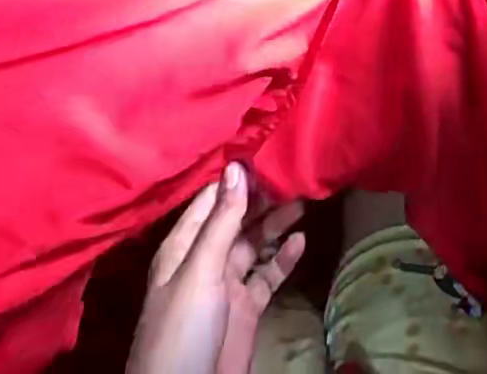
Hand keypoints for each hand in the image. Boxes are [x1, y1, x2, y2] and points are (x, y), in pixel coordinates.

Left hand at [128, 162, 306, 373]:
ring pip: (254, 243)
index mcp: (184, 247)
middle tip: (292, 173)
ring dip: (276, 224)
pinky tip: (302, 241)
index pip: (211, 199)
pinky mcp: (246, 310)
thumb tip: (236, 167)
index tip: (266, 153)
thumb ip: (221, 221)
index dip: (237, 177)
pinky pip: (267, 276)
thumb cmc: (182, 332)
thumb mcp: (200, 271)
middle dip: (261, 198)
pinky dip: (283, 258)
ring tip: (303, 200)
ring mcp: (226, 286)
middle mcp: (205, 260)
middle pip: (236, 219)